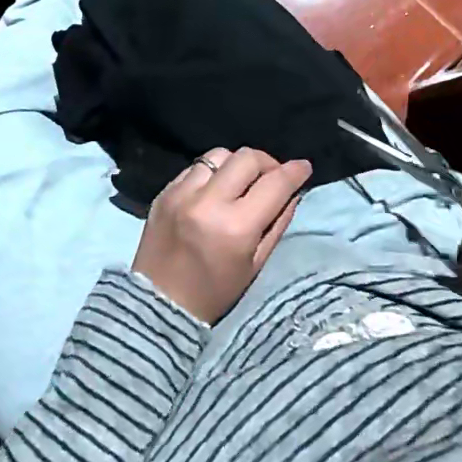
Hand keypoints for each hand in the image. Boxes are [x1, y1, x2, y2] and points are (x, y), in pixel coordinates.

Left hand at [130, 148, 310, 322]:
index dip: (295, 171)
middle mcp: (208, 202)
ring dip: (237, 165)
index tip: (304, 168)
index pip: (274, 183)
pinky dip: (212, 174)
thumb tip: (292, 192)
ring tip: (240, 183)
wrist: (158, 306)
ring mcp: (181, 194)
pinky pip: (195, 167)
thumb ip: (278, 223)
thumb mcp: (256, 264)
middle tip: (271, 178)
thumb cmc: (215, 292)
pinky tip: (214, 191)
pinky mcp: (164, 192)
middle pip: (247, 157)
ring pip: (219, 155)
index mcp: (236, 227)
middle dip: (267, 163)